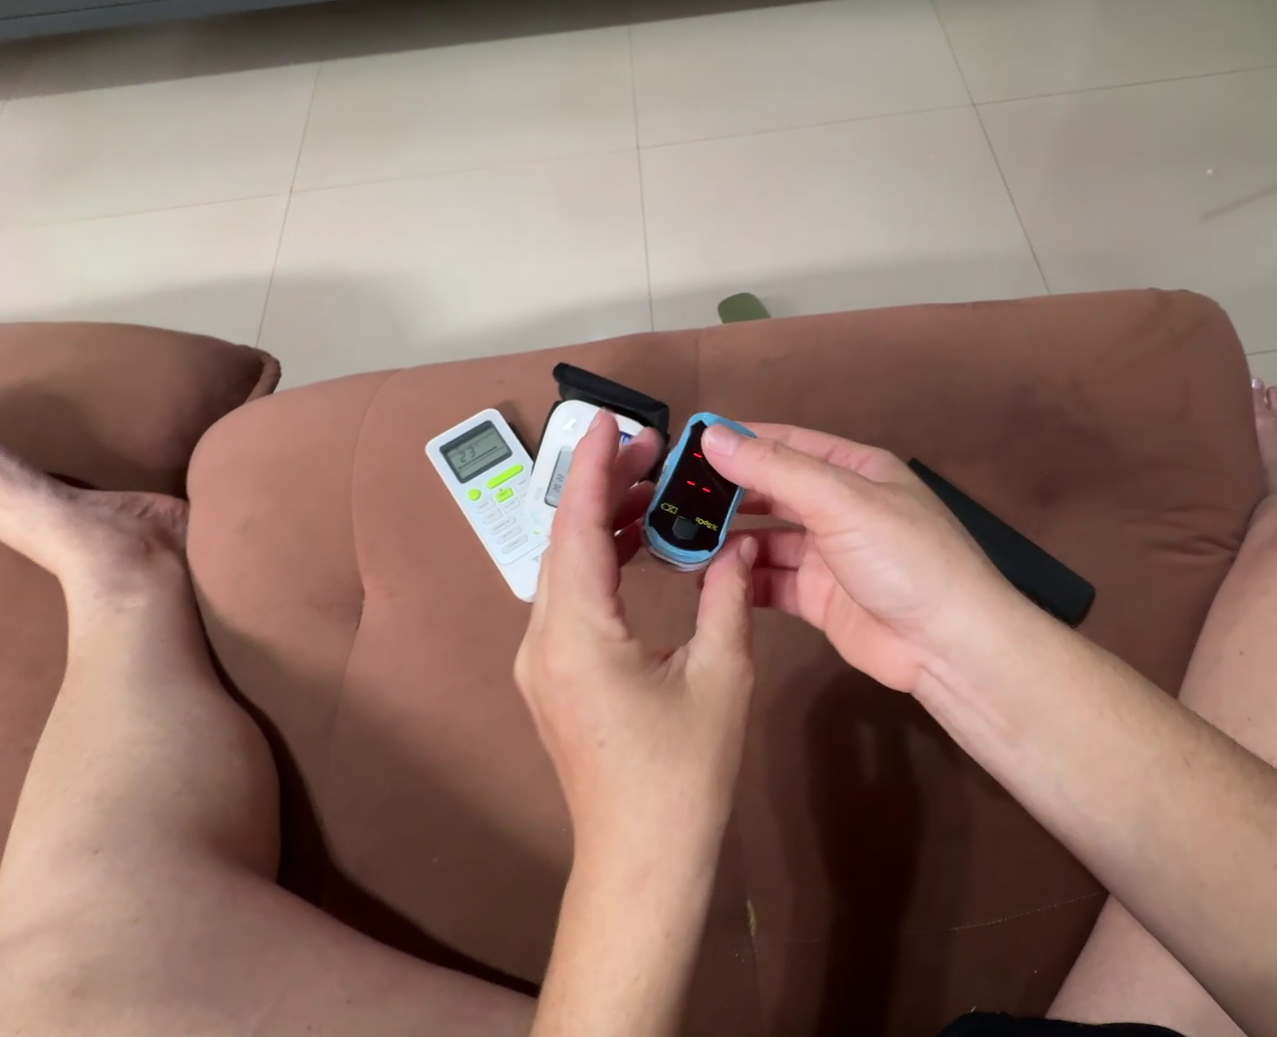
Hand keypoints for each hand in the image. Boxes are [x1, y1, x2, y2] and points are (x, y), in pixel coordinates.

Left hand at [514, 414, 759, 861]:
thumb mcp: (720, 677)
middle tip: (651, 450)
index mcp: (578, 637)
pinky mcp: (553, 678)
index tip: (606, 419)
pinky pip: (570, 601)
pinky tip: (637, 548)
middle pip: (564, 544)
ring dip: (602, 525)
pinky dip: (601, 563)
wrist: (641, 857)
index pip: (577, 530)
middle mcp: (542, 642)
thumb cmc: (684, 772)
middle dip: (601, 488)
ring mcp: (540, 663)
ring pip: (565, 571)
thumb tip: (736, 545)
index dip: (591, 469)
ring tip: (651, 489)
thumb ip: (725, 599)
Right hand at [703, 423, 1024, 693]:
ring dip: (728, 539)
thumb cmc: (903, 557)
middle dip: (726, 495)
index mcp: (854, 469)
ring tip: (676, 540)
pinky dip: (741, 579)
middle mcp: (839, 507)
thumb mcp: (841, 501)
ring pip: (766, 539)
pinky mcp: (818, 599)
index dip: (738, 443)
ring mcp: (828, 555)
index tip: (685, 447)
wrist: (948, 644)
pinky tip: (705, 579)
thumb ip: (776, 470)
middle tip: (669, 500)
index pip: (786, 444)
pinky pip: (770, 581)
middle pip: (772, 492)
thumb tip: (713, 437)